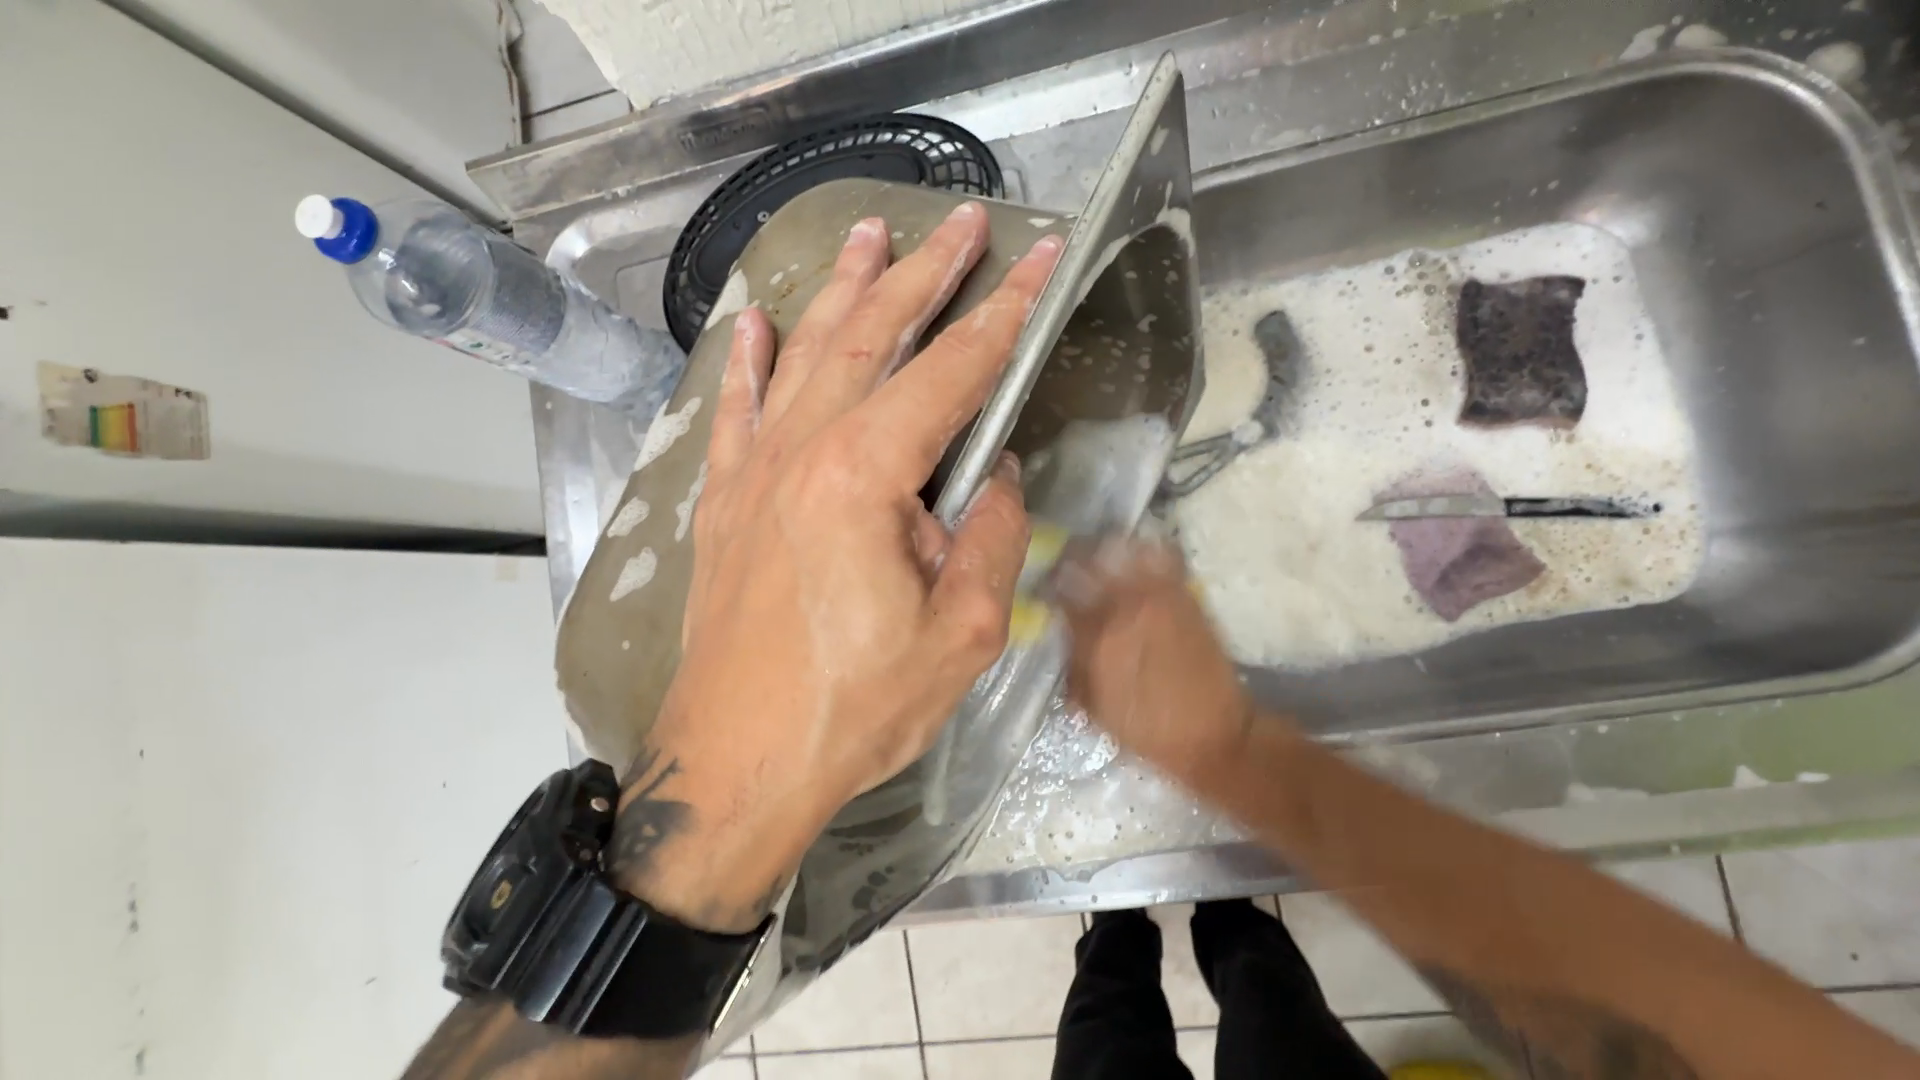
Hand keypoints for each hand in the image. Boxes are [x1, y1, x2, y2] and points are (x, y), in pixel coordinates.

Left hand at [617, 204, 1063, 930]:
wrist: (738, 761)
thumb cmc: (853, 707)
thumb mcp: (960, 635)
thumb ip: (988, 540)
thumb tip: (991, 477)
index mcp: (864, 475)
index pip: (951, 372)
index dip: (1004, 313)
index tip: (1039, 260)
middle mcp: (802, 452)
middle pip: (872, 340)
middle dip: (923, 275)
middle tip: (959, 222)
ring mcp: (754, 473)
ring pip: (804, 358)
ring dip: (844, 295)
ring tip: (869, 236)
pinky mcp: (725, 503)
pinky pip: (735, 412)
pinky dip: (747, 363)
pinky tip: (754, 324)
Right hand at [1053, 537, 1267, 782]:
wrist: (1213, 734)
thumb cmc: (1148, 730)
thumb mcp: (1096, 708)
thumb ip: (1074, 667)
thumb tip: (1063, 638)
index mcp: (1097, 638)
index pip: (1061, 592)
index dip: (1049, 584)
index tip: (1046, 586)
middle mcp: (1126, 610)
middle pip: (1090, 561)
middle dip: (1075, 558)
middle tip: (1070, 563)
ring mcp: (1160, 599)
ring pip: (1126, 552)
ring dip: (1109, 551)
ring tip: (1104, 555)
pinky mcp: (1188, 597)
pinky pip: (1164, 559)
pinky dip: (1149, 552)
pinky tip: (1141, 556)